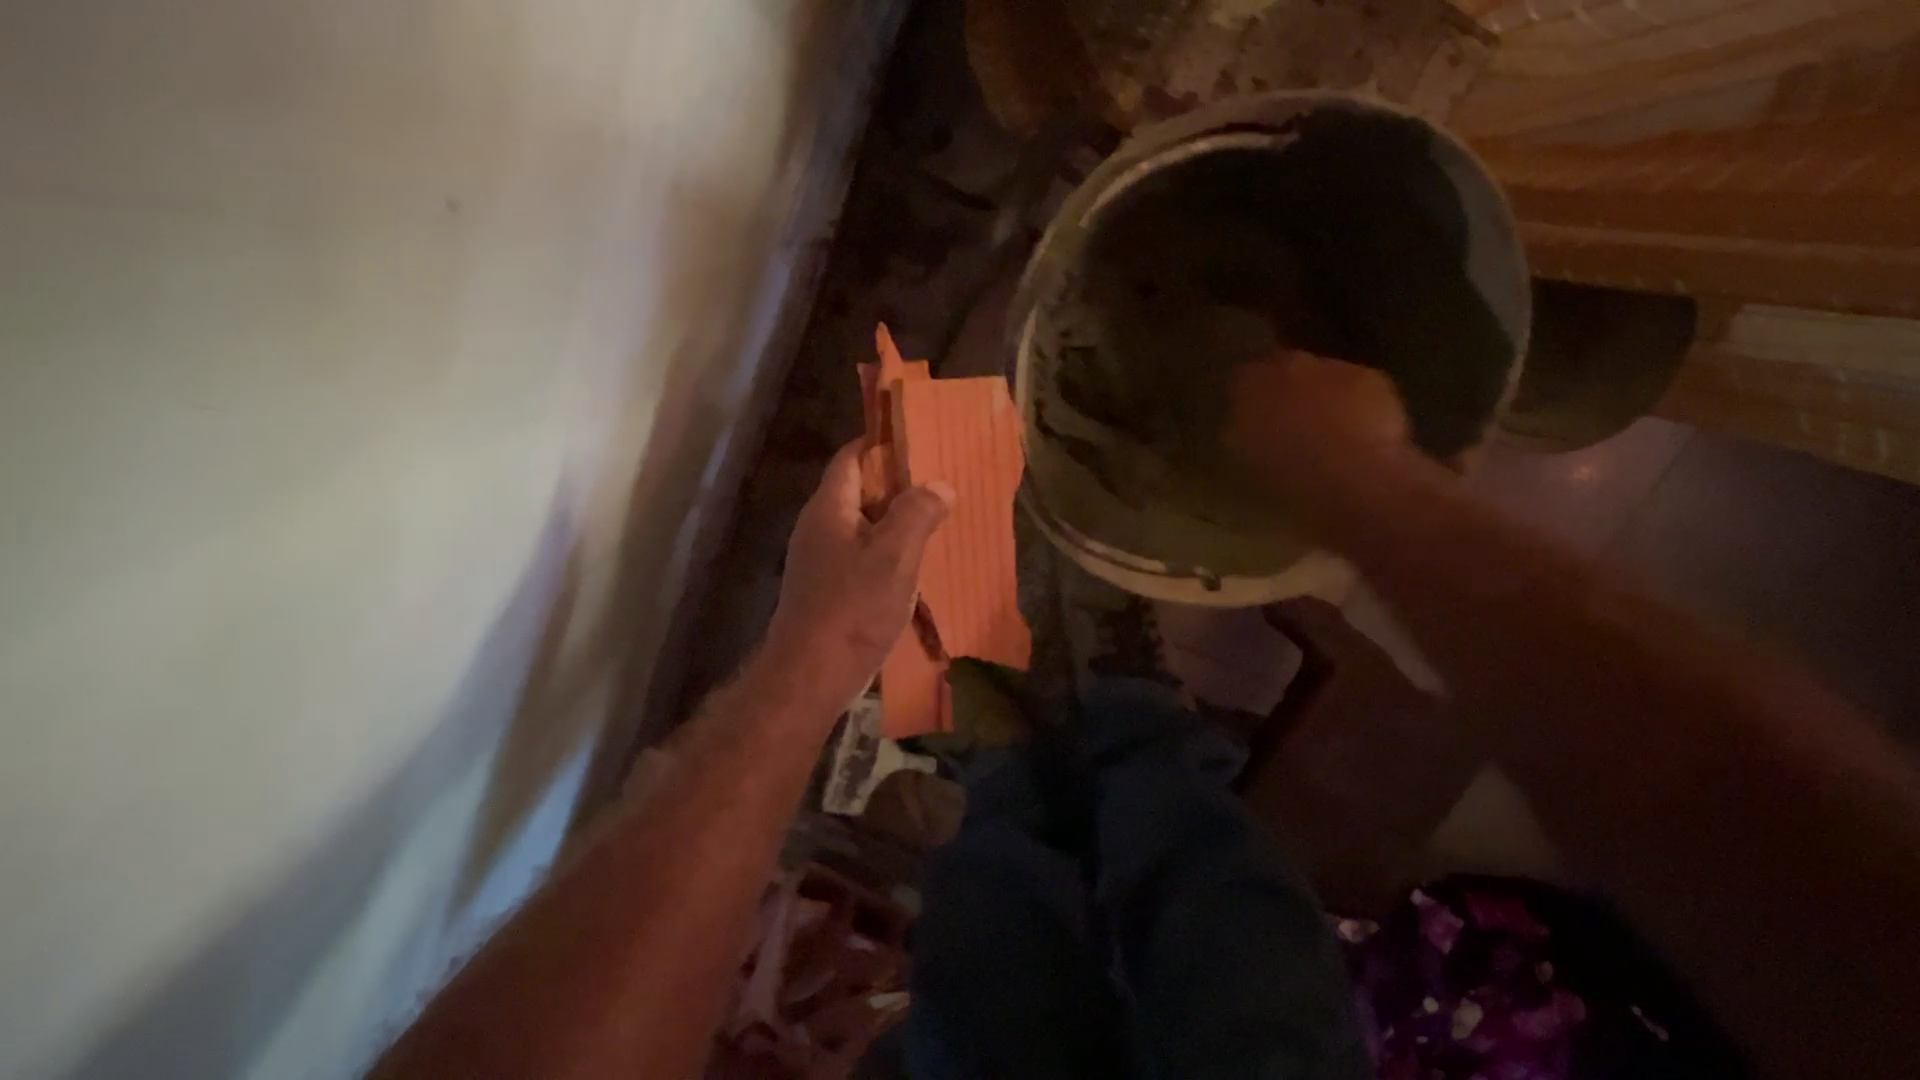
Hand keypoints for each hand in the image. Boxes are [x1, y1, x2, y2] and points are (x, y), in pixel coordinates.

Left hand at [761, 441, 953, 710]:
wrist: (811, 676)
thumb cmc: (852, 609)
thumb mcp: (894, 556)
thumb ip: (917, 513)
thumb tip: (939, 484)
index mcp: (829, 508)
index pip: (851, 458)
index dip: (882, 444)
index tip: (920, 438)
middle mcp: (819, 527)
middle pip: (859, 490)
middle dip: (898, 483)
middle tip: (941, 479)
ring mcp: (820, 561)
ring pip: (863, 526)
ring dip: (897, 521)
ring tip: (938, 518)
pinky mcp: (828, 590)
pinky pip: (862, 556)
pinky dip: (889, 552)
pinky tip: (916, 565)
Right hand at [1226, 350, 1412, 487]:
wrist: (1348, 472)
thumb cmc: (1284, 469)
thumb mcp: (1243, 454)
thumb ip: (1239, 428)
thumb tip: (1242, 421)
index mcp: (1250, 381)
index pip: (1241, 378)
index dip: (1248, 397)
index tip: (1253, 418)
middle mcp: (1290, 363)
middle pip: (1285, 369)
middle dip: (1287, 391)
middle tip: (1291, 424)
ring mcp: (1334, 366)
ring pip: (1325, 377)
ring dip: (1324, 397)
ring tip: (1330, 434)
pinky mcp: (1371, 377)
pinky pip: (1359, 388)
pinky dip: (1358, 405)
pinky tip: (1360, 435)